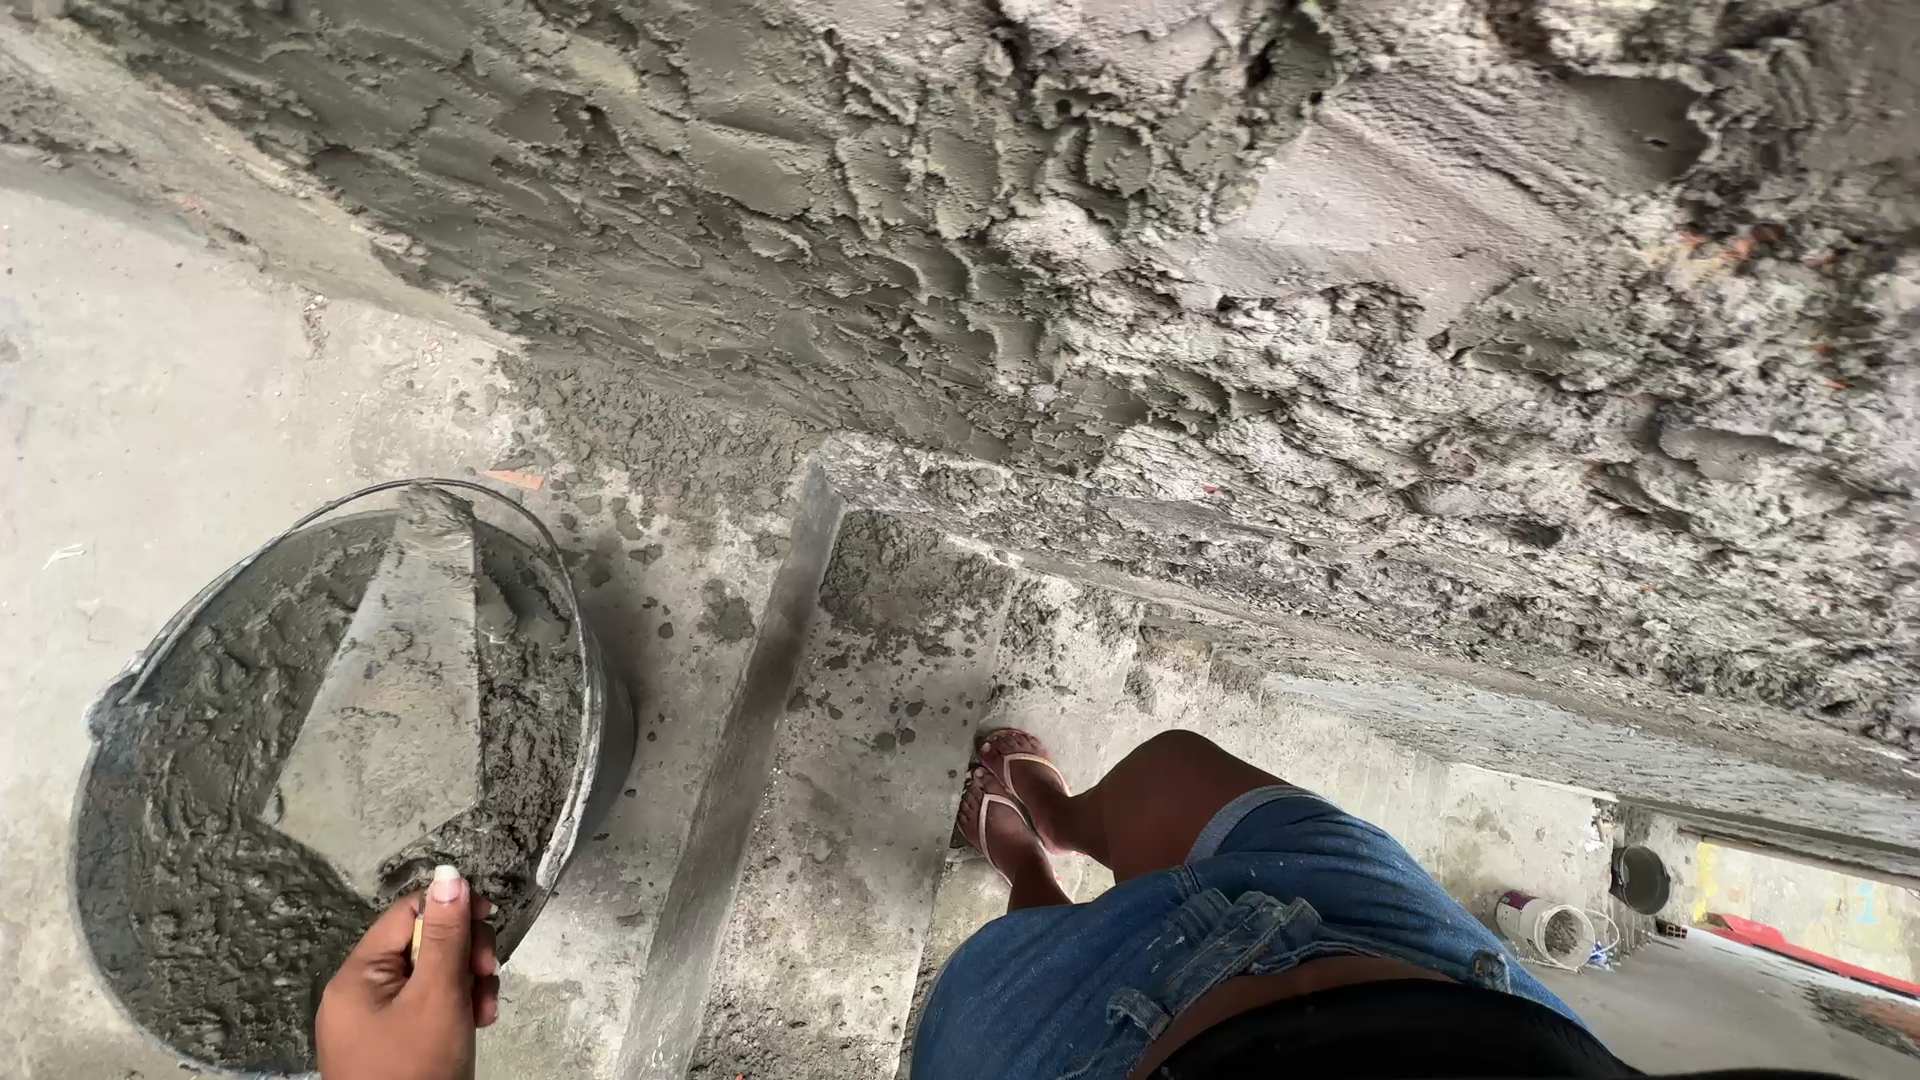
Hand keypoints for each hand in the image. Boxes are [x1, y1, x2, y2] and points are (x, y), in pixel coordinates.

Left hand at [316, 866, 500, 1079]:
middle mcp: (363, 991)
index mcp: (358, 977)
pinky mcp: (400, 1034)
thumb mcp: (439, 993)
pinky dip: (463, 1001)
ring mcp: (381, 1015)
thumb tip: (449, 872)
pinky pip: (436, 997)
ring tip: (485, 1006)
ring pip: (439, 968)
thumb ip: (446, 932)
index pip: (409, 912)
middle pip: (427, 938)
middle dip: (468, 950)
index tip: (489, 918)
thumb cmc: (416, 1063)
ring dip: (472, 978)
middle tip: (489, 970)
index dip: (452, 908)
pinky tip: (478, 1018)